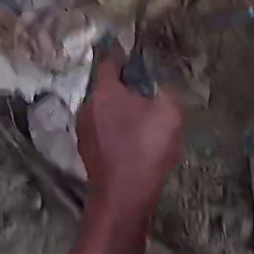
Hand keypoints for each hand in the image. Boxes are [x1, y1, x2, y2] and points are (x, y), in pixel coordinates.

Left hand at [78, 56, 184, 218]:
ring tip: (143, 119)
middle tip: (147, 90)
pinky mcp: (87, 152)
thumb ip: (168, 92)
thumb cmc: (145, 150)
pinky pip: (103, 130)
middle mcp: (87, 106)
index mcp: (105, 91)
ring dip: (120, 110)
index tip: (133, 54)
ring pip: (103, 110)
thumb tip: (163, 87)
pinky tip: (133, 141)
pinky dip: (116, 129)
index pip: (109, 61)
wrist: (122, 199)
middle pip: (106, 87)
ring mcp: (84, 130)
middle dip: (124, 86)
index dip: (122, 55)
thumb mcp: (170, 114)